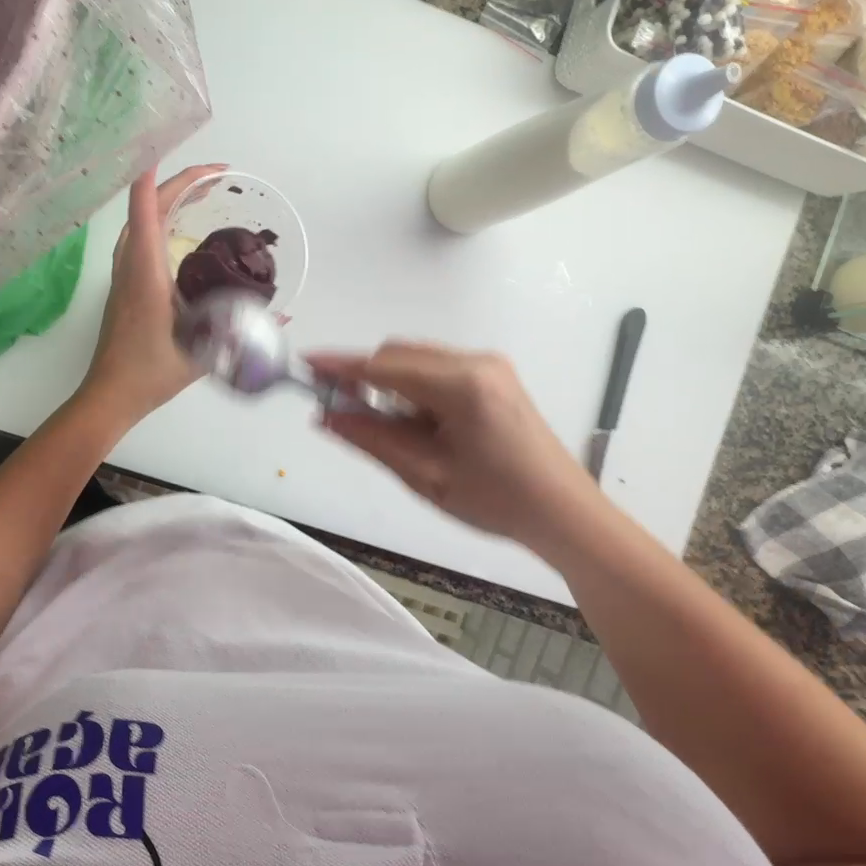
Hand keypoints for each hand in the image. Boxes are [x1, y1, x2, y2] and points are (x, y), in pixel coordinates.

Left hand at [75, 164, 225, 425]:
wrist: (108, 398)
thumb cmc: (149, 375)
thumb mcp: (203, 354)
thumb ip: (244, 333)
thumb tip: (284, 317)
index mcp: (144, 273)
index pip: (145, 209)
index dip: (164, 175)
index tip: (193, 160)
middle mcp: (128, 267)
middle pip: (144, 208)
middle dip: (179, 183)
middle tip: (217, 178)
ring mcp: (120, 278)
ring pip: (137, 225)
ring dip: (164, 202)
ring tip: (198, 196)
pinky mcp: (120, 291)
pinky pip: (135, 242)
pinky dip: (155, 224)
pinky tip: (177, 236)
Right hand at [309, 343, 604, 555]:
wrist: (562, 511)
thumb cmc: (494, 500)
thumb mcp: (422, 474)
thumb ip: (369, 438)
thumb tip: (323, 415)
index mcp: (461, 385)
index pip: (383, 366)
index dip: (339, 366)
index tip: (303, 365)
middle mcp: (475, 362)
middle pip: (397, 354)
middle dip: (362, 376)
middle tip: (335, 411)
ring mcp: (488, 367)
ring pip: (414, 360)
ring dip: (385, 384)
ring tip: (377, 427)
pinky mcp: (493, 378)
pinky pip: (434, 370)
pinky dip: (409, 388)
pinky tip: (409, 423)